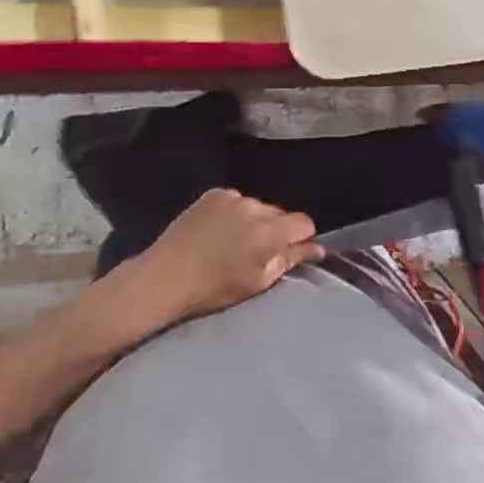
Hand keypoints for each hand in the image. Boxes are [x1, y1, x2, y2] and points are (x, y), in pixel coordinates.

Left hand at [113, 189, 323, 325]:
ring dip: (254, 220)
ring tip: (234, 243)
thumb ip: (290, 260)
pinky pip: (236, 201)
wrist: (167, 276)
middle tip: (257, 253)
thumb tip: (316, 248)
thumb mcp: (258, 282)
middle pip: (280, 213)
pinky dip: (234, 213)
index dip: (301, 238)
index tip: (289, 253)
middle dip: (276, 230)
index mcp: (269, 232)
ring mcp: (231, 198)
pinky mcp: (212, 194)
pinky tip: (218, 231)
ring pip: (257, 207)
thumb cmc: (215, 288)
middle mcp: (253, 207)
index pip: (304, 222)